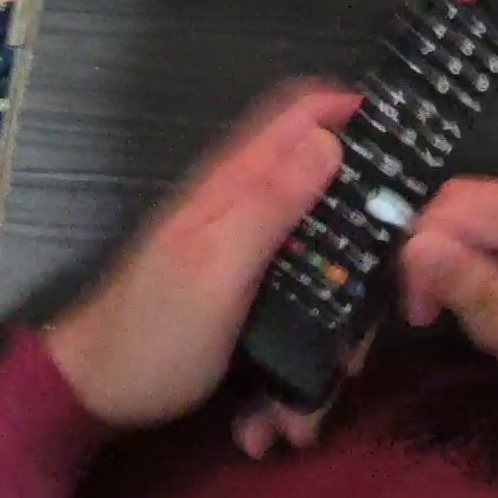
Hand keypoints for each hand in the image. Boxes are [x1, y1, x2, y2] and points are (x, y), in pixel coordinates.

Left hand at [43, 81, 360, 427]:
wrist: (97, 390)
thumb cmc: (157, 329)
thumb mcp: (219, 266)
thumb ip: (272, 202)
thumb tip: (328, 139)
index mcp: (237, 179)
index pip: (297, 111)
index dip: (347, 107)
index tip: (401, 136)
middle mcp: (244, 196)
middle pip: (320, 170)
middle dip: (358, 211)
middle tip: (391, 262)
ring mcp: (244, 236)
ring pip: (315, 230)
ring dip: (337, 282)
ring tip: (344, 352)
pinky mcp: (245, 274)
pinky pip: (298, 274)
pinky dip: (313, 311)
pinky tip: (315, 366)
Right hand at [401, 177, 497, 497]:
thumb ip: (486, 299)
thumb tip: (415, 247)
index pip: (458, 205)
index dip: (422, 253)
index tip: (422, 316)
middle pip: (469, 207)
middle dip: (443, 264)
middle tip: (449, 328)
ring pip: (484, 222)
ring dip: (470, 273)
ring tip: (497, 334)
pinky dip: (495, 273)